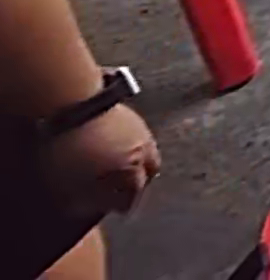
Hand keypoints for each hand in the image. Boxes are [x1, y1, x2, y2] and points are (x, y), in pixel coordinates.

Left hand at [41, 103, 160, 217]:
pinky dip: (135, 150)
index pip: (136, 191)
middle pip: (150, 170)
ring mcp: (143, 132)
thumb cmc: (70, 148)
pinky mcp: (135, 121)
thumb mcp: (72, 183)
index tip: (122, 210)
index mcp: (131, 166)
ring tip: (123, 171)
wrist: (77, 109)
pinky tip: (119, 151)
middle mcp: (145, 149)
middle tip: (129, 190)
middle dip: (142, 181)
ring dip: (139, 165)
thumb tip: (104, 206)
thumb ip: (92, 196)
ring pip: (149, 154)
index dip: (127, 203)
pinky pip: (142, 140)